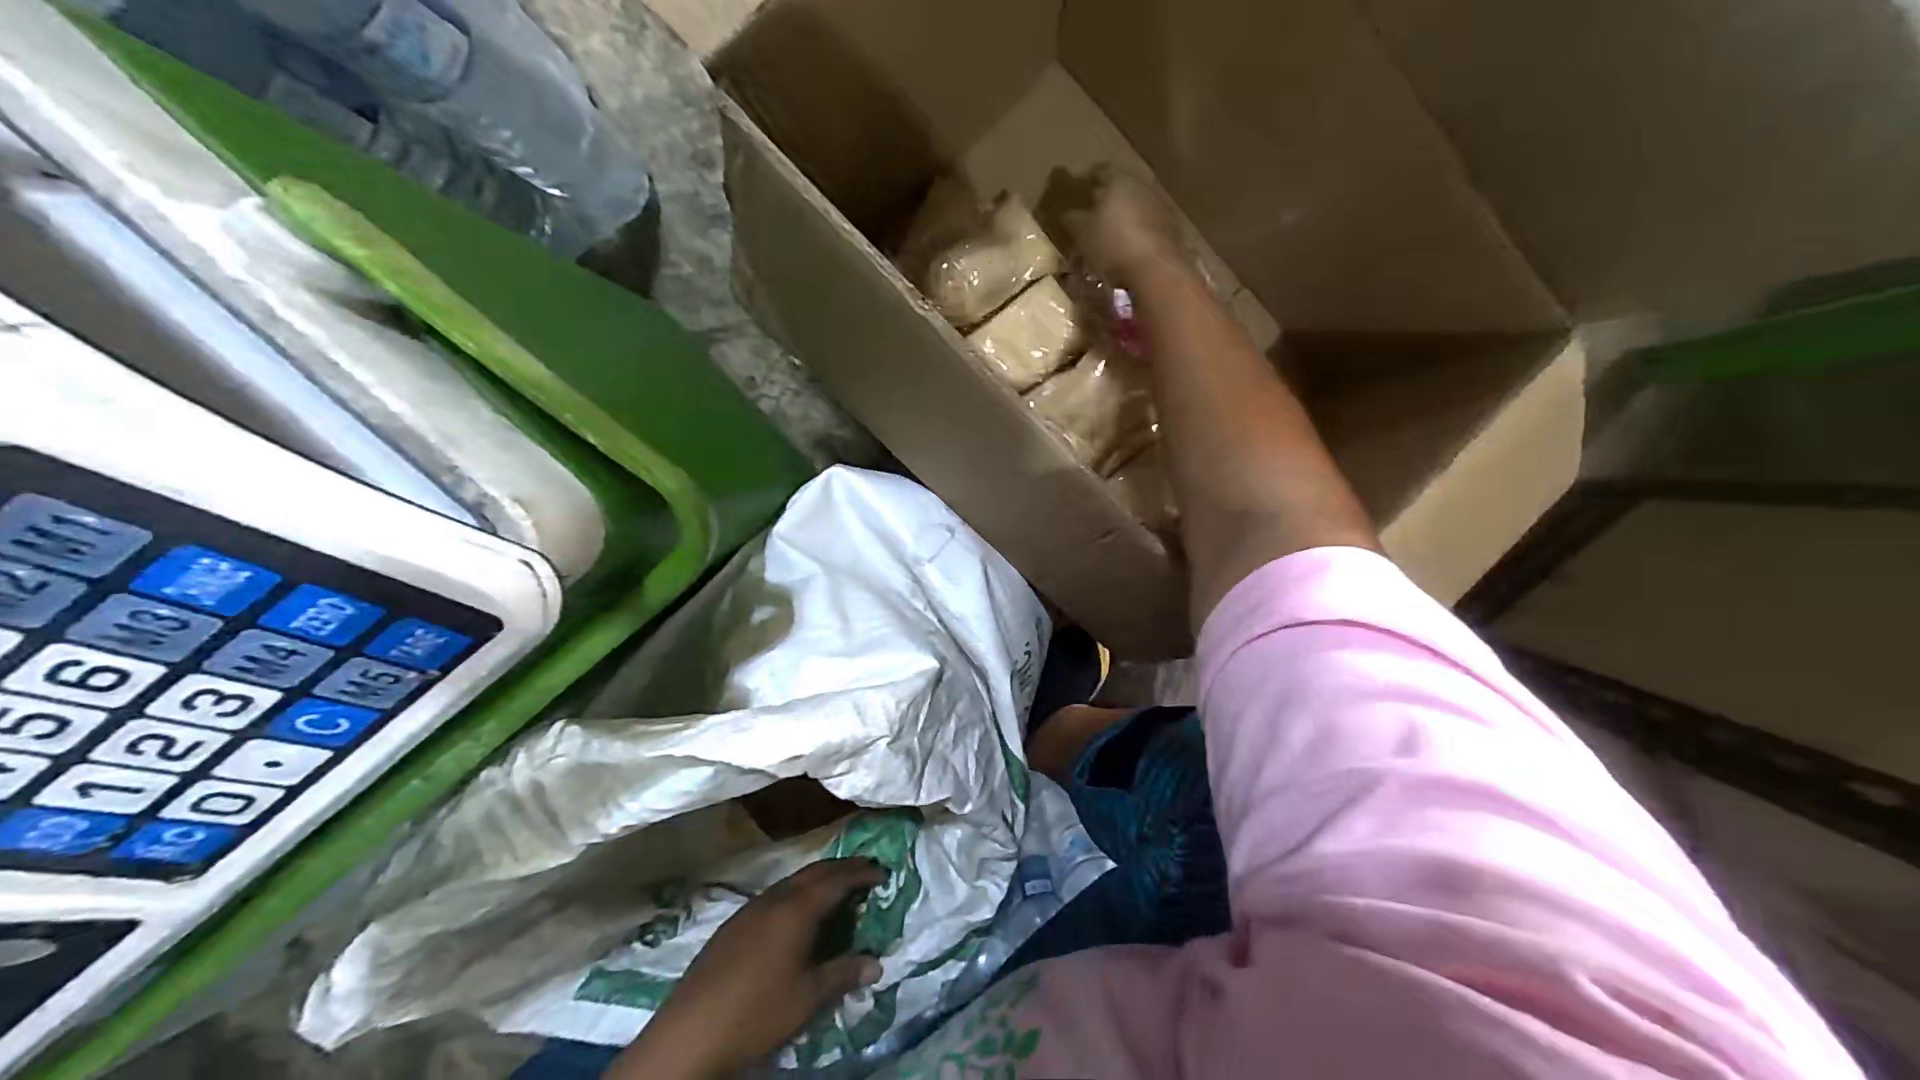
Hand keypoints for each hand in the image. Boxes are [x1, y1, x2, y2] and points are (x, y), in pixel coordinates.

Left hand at [606, 859, 886, 1079]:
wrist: (690, 1033)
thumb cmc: (757, 1011)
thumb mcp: (808, 997)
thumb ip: (843, 974)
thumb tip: (876, 963)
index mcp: (796, 909)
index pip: (836, 879)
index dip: (861, 873)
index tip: (882, 872)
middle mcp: (774, 899)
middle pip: (814, 872)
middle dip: (842, 869)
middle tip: (865, 873)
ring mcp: (749, 910)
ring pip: (792, 882)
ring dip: (817, 881)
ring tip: (836, 894)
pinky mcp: (733, 925)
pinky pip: (774, 897)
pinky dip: (796, 896)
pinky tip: (797, 918)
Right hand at [1049, 166, 1185, 286]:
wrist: (1154, 268)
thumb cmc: (1111, 245)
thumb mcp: (1081, 234)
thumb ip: (1071, 219)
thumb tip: (1066, 213)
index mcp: (1117, 179)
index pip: (1099, 170)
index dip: (1086, 180)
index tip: (1078, 191)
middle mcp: (1140, 184)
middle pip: (1119, 187)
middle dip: (1106, 198)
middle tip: (1093, 213)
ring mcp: (1158, 204)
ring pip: (1134, 204)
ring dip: (1122, 216)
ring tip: (1109, 234)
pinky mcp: (1170, 225)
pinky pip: (1146, 222)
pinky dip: (1136, 230)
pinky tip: (1127, 247)